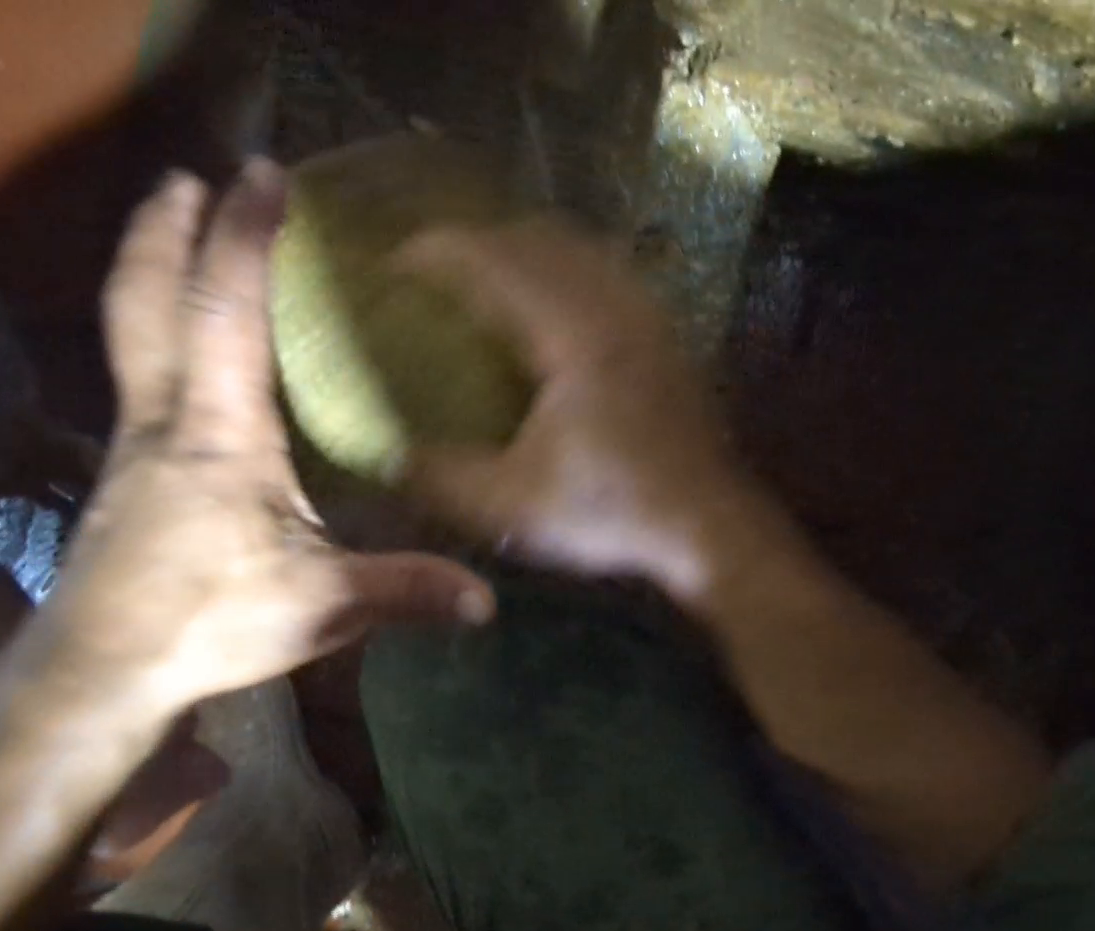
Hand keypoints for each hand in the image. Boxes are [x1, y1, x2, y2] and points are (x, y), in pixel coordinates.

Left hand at [38, 162, 493, 720]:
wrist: (100, 669)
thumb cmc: (209, 622)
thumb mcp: (325, 604)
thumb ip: (406, 589)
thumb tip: (487, 601)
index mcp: (220, 431)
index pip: (227, 310)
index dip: (243, 236)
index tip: (262, 174)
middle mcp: (167, 418)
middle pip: (148, 299)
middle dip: (166, 229)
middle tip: (188, 178)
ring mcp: (137, 443)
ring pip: (131, 332)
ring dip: (151, 271)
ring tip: (177, 234)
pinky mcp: (129, 471)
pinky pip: (142, 374)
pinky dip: (159, 329)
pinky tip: (188, 349)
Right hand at [397, 220, 775, 597]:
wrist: (709, 527)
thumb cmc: (613, 513)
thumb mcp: (514, 505)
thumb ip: (443, 477)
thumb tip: (385, 456)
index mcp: (575, 336)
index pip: (496, 262)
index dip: (438, 252)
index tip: (395, 263)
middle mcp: (618, 309)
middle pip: (540, 238)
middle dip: (481, 243)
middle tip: (438, 272)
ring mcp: (652, 319)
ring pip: (584, 251)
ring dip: (529, 252)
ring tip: (490, 281)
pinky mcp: (669, 339)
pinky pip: (613, 276)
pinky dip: (572, 273)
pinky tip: (557, 310)